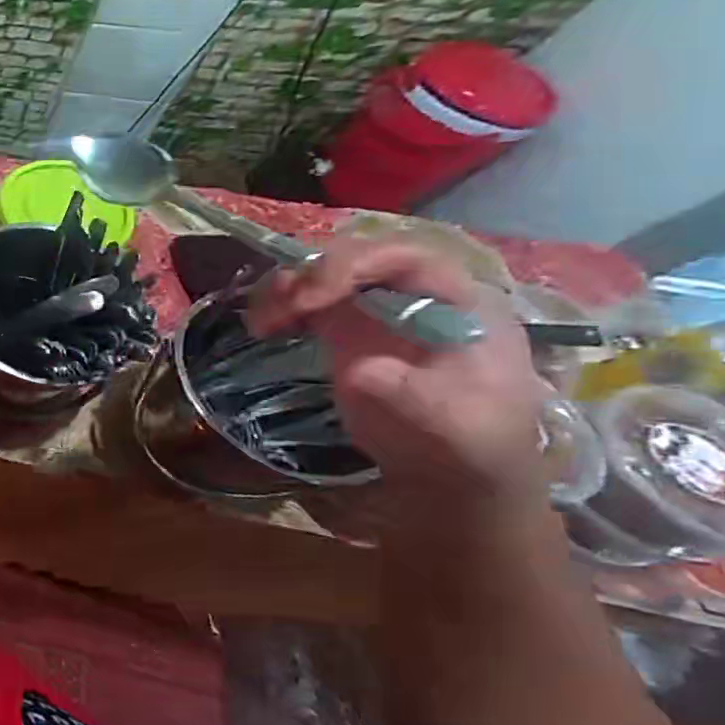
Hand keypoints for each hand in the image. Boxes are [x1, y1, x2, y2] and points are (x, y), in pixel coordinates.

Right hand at [246, 239, 550, 522]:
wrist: (450, 467)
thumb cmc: (463, 440)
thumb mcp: (448, 423)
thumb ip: (409, 393)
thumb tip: (360, 371)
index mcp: (458, 303)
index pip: (405, 258)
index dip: (354, 265)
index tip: (310, 297)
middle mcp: (415, 294)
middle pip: (356, 257)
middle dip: (310, 275)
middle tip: (280, 309)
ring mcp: (377, 307)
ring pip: (323, 273)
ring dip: (284, 288)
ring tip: (262, 322)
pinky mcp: (345, 325)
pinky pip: (306, 299)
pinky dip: (278, 305)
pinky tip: (262, 327)